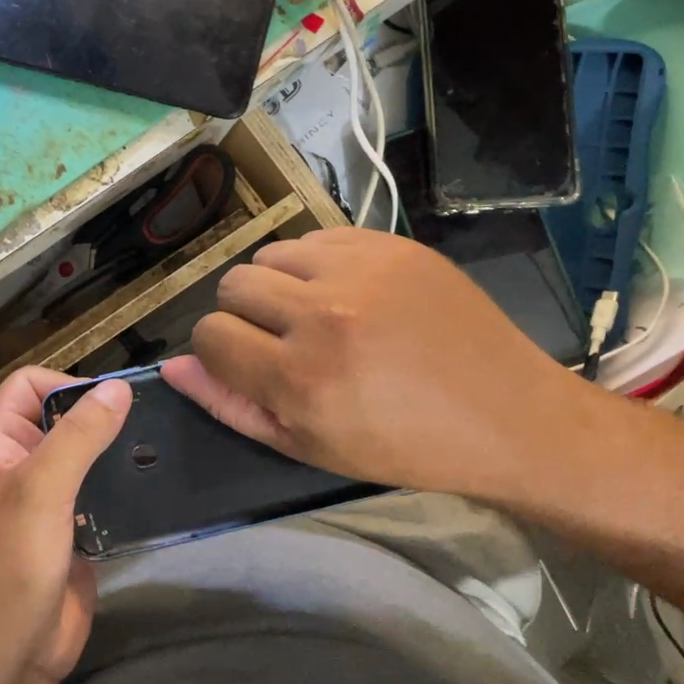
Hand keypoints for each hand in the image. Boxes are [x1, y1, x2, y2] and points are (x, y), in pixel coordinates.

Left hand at [0, 367, 130, 683]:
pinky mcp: (72, 530)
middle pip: (61, 416)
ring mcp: (46, 498)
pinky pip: (98, 492)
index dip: (67, 384)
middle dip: (99, 415)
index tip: (111, 403)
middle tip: (150, 421)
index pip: (29, 385)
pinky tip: (153, 485)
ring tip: (159, 448)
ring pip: (83, 454)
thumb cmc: (11, 564)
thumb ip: (79, 435)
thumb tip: (118, 386)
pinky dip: (121, 485)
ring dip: (115, 450)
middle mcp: (19, 463)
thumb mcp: (41, 489)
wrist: (7, 656)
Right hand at [161, 228, 585, 496]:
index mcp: (300, 379)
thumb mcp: (308, 445)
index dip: (220, 353)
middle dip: (245, 315)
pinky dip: (317, 264)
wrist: (511, 417)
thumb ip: (230, 405)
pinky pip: (315, 237)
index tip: (251, 364)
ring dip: (280, 285)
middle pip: (232, 286)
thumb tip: (171, 367)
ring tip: (318, 314)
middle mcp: (323, 315)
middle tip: (285, 340)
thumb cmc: (403, 446)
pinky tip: (350, 294)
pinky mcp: (390, 245)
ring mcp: (360, 271)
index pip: (209, 335)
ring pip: (269, 256)